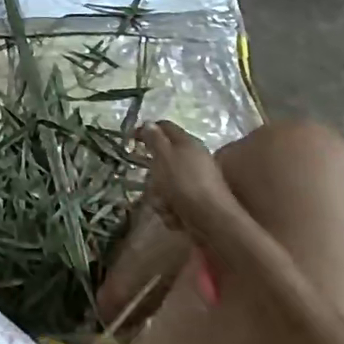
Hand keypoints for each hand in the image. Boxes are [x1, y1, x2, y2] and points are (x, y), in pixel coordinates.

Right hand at [138, 120, 239, 236]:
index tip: (131, 140)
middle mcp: (193, 157)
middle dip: (153, 174)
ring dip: (160, 195)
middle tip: (151, 181)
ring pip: (167, 182)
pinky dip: (172, 208)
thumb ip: (155, 139)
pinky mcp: (198, 199)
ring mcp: (197, 179)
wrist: (212, 220)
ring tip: (165, 204)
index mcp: (187, 142)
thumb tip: (149, 123)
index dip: (147, 130)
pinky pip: (176, 199)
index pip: (164, 127)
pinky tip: (174, 216)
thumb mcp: (164, 157)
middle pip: (163, 159)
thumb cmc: (185, 184)